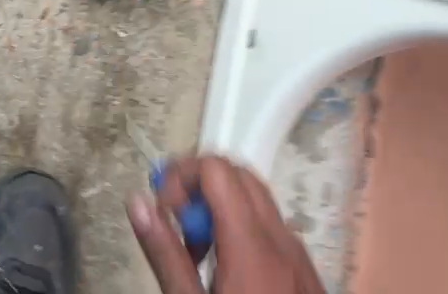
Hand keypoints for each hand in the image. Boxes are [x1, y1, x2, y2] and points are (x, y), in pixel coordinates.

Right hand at [128, 155, 324, 293]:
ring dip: (219, 205)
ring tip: (196, 249)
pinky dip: (241, 226)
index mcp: (253, 247)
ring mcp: (302, 259)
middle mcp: (284, 242)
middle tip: (174, 220)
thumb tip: (137, 200)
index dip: (181, 176)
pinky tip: (226, 270)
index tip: (163, 211)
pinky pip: (272, 227)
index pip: (216, 170)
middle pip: (238, 174)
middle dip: (198, 184)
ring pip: (256, 199)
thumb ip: (165, 253)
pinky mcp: (309, 276)